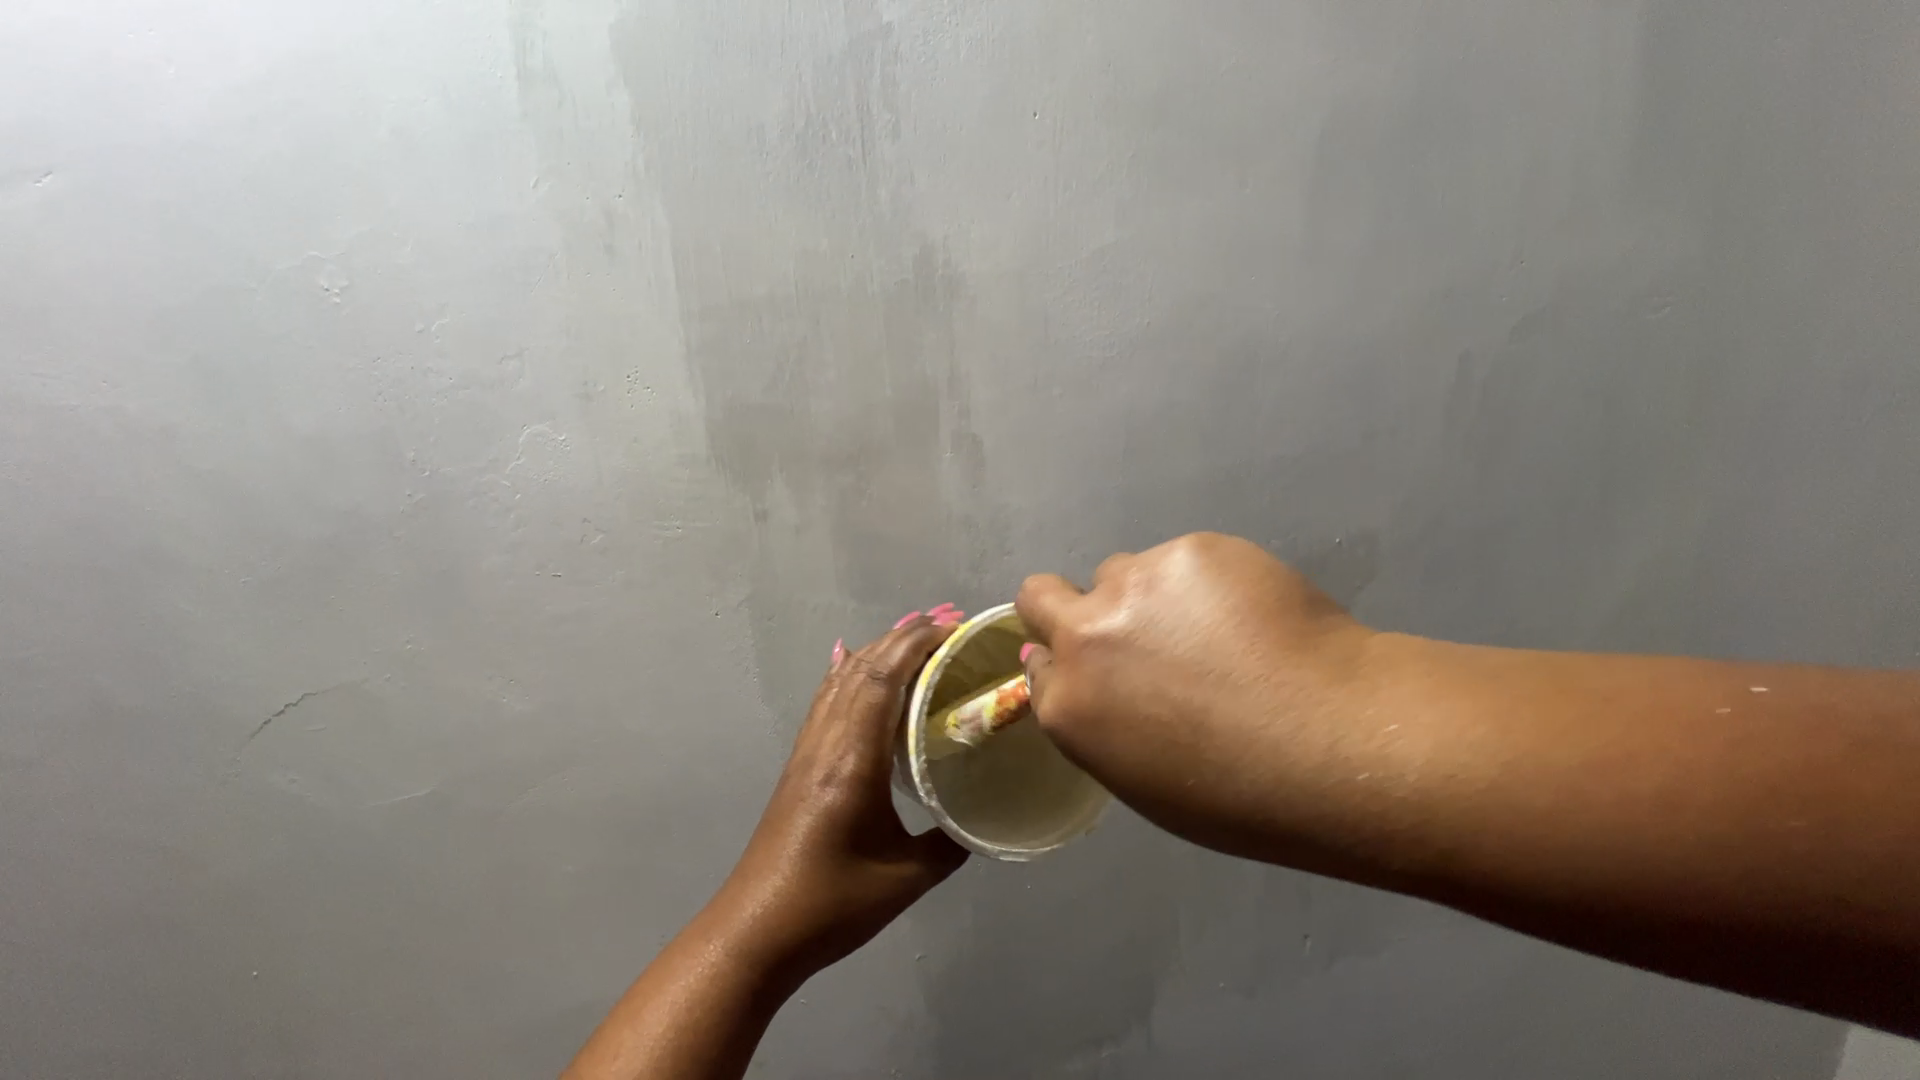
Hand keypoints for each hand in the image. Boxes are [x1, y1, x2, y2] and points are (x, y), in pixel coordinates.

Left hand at [707, 612, 969, 980]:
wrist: (755, 932)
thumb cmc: (831, 904)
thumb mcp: (905, 878)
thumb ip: (948, 844)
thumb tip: (977, 819)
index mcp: (852, 760)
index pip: (882, 679)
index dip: (915, 644)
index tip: (952, 626)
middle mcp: (826, 743)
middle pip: (861, 669)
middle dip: (903, 637)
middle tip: (947, 620)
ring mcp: (807, 751)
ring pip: (841, 680)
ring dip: (878, 649)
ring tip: (915, 633)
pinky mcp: (799, 766)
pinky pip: (826, 701)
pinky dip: (847, 673)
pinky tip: (851, 663)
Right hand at [1016, 533, 1382, 867]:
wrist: (1336, 744)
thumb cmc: (1243, 795)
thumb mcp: (1143, 779)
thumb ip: (1099, 719)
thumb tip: (1079, 672)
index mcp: (1069, 706)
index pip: (1039, 665)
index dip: (1070, 665)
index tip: (1107, 672)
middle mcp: (1084, 637)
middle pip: (1040, 594)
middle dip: (1067, 607)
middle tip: (1130, 628)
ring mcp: (1134, 585)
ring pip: (1122, 573)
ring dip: (1148, 596)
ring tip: (1218, 630)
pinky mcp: (1190, 551)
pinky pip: (1182, 562)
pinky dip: (1207, 582)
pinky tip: (1254, 615)